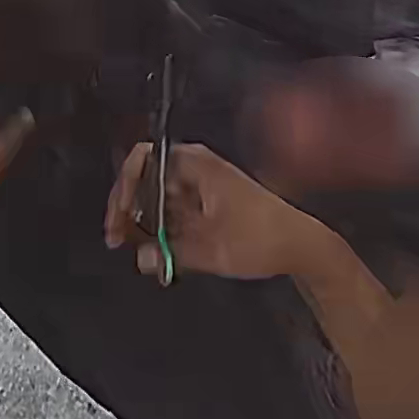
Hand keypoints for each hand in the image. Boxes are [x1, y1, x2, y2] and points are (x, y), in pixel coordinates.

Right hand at [104, 141, 330, 280]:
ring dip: (138, 218)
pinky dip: (156, 225)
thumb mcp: (214, 250)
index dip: (125, 186)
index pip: (142, 159)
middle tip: (115, 237)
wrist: (303, 247)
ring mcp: (195, 183)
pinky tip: (148, 246)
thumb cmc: (260, 239)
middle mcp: (190, 166)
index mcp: (192, 164)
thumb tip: (140, 259)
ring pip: (153, 194)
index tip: (122, 215)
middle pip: (143, 177)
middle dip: (126, 207)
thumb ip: (172, 254)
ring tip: (126, 244)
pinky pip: (167, 207)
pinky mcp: (200, 201)